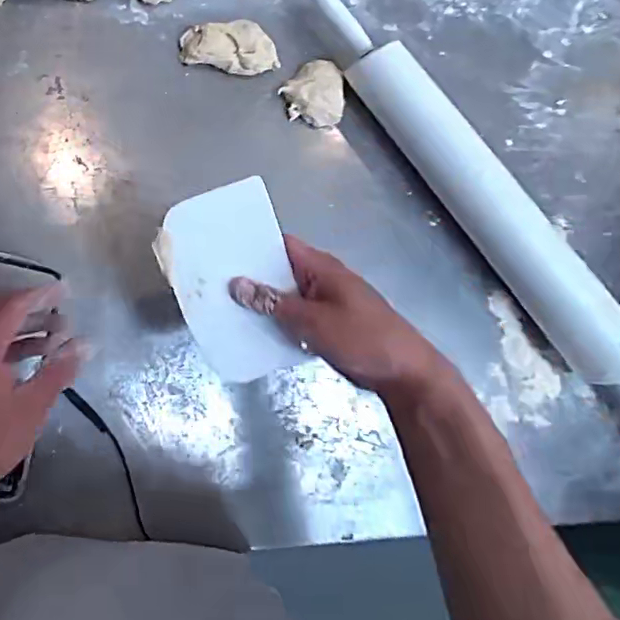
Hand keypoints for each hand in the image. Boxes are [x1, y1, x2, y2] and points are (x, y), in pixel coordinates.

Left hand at [0, 284, 83, 506]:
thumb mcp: (33, 404)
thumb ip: (59, 370)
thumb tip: (86, 344)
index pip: (13, 306)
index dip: (41, 295)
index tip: (66, 290)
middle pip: (2, 311)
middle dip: (35, 308)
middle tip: (65, 309)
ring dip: (27, 326)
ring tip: (59, 333)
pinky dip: (15, 342)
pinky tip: (39, 353)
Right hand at [230, 235, 446, 399]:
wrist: (406, 374)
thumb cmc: (364, 339)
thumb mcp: (313, 321)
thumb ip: (273, 303)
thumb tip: (237, 284)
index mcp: (321, 267)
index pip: (280, 244)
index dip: (252, 245)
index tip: (221, 249)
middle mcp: (322, 279)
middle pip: (279, 271)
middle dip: (250, 276)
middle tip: (213, 280)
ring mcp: (325, 303)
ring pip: (285, 296)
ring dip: (262, 301)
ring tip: (225, 304)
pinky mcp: (327, 325)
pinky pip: (295, 316)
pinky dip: (277, 320)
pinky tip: (253, 329)